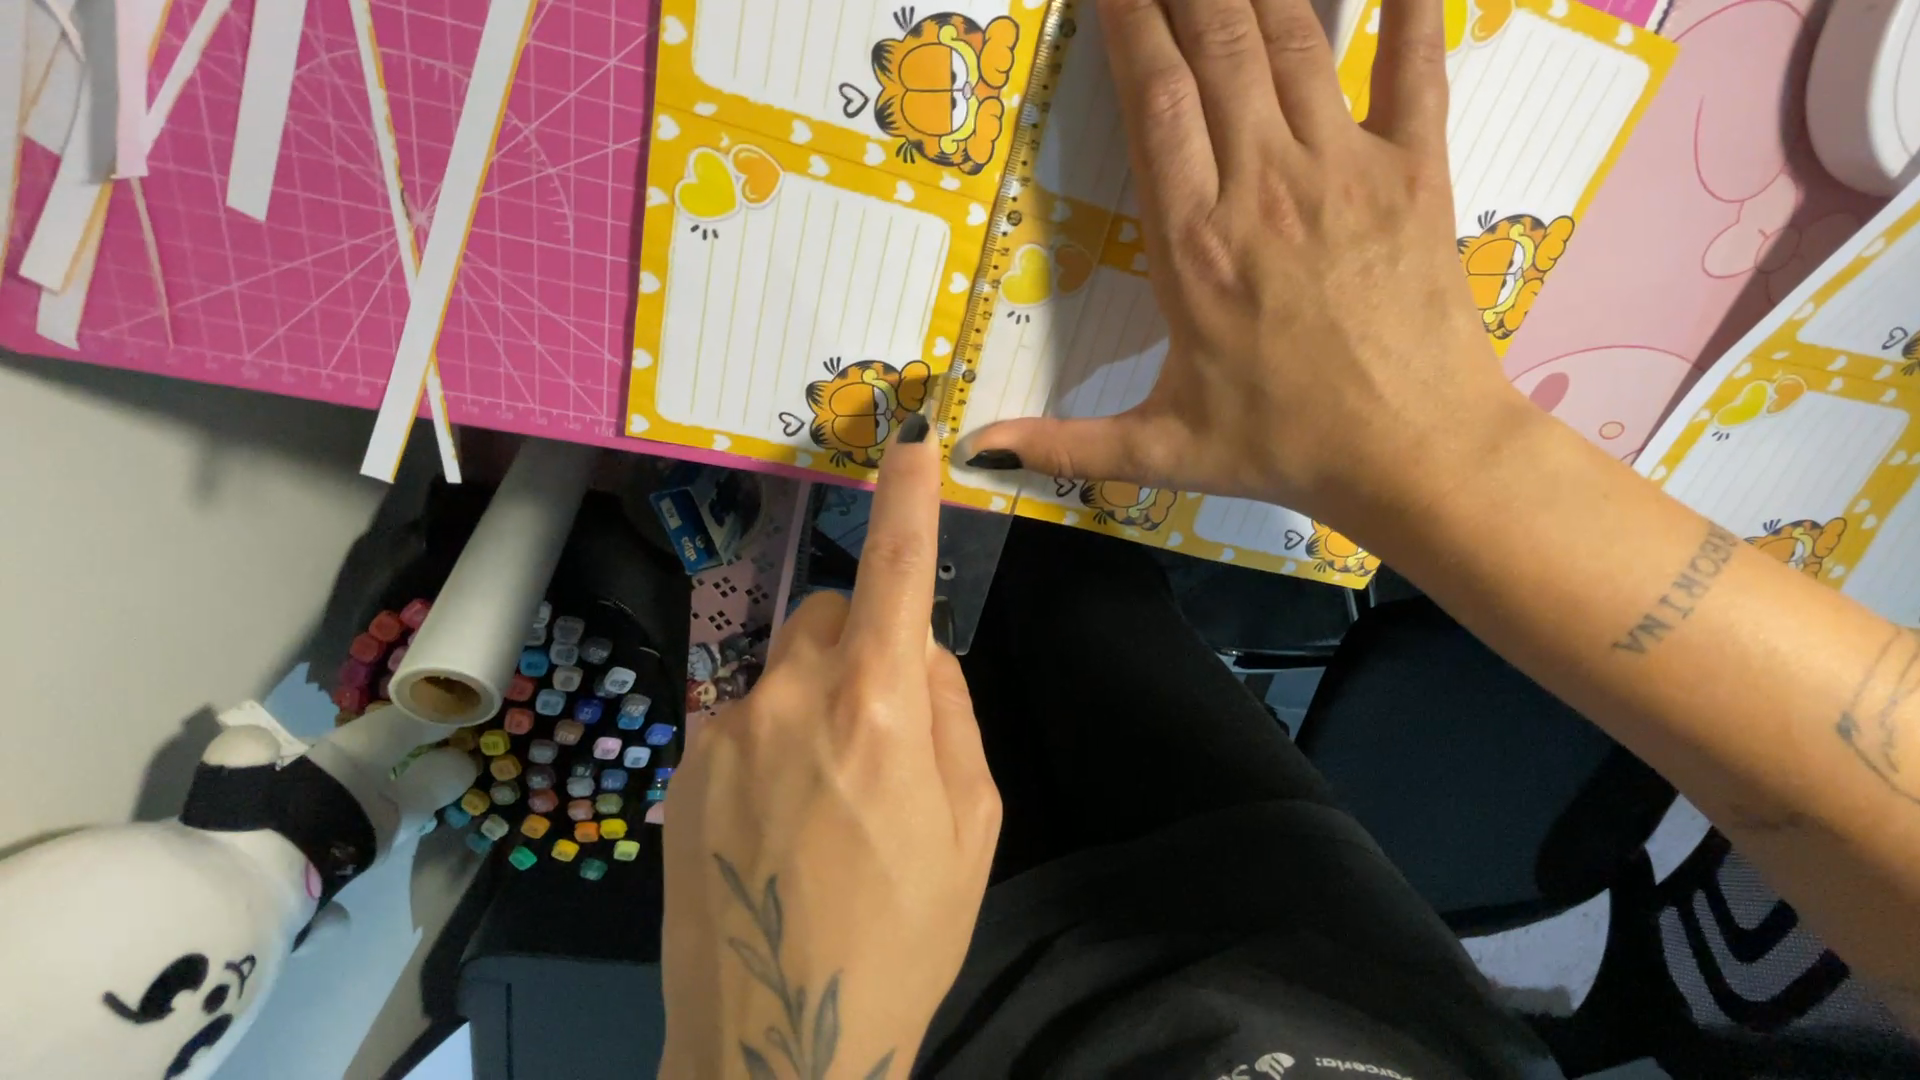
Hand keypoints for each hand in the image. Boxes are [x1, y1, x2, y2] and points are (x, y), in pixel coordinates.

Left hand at [660, 414, 1000, 1078]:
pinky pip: (743, 714)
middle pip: (832, 613)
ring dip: (815, 694)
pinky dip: (771, 737)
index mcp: (879, 708)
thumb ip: (953, 712)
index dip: (907, 498)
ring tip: (827, 794)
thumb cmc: (905, 935)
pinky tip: (776, 819)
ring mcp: (724, 729)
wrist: (780, 1043)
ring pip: (785, 665)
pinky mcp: (682, 766)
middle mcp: (790, 697)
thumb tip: (922, 652)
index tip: (911, 440)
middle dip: (864, 641)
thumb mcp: (974, 824)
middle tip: (883, 726)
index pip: (897, 571)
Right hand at [957, 0, 1529, 529]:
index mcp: (1193, 248)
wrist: (1413, 454)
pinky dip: (1411, 0)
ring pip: (1295, 39)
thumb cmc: (1282, 449)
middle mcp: (1263, 188)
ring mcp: (1347, 170)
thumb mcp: (1159, 454)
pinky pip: (1418, 61)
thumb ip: (1064, 447)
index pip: (1152, 103)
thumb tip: (976, 452)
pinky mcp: (1419, 171)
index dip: (1129, 24)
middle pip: (1218, 47)